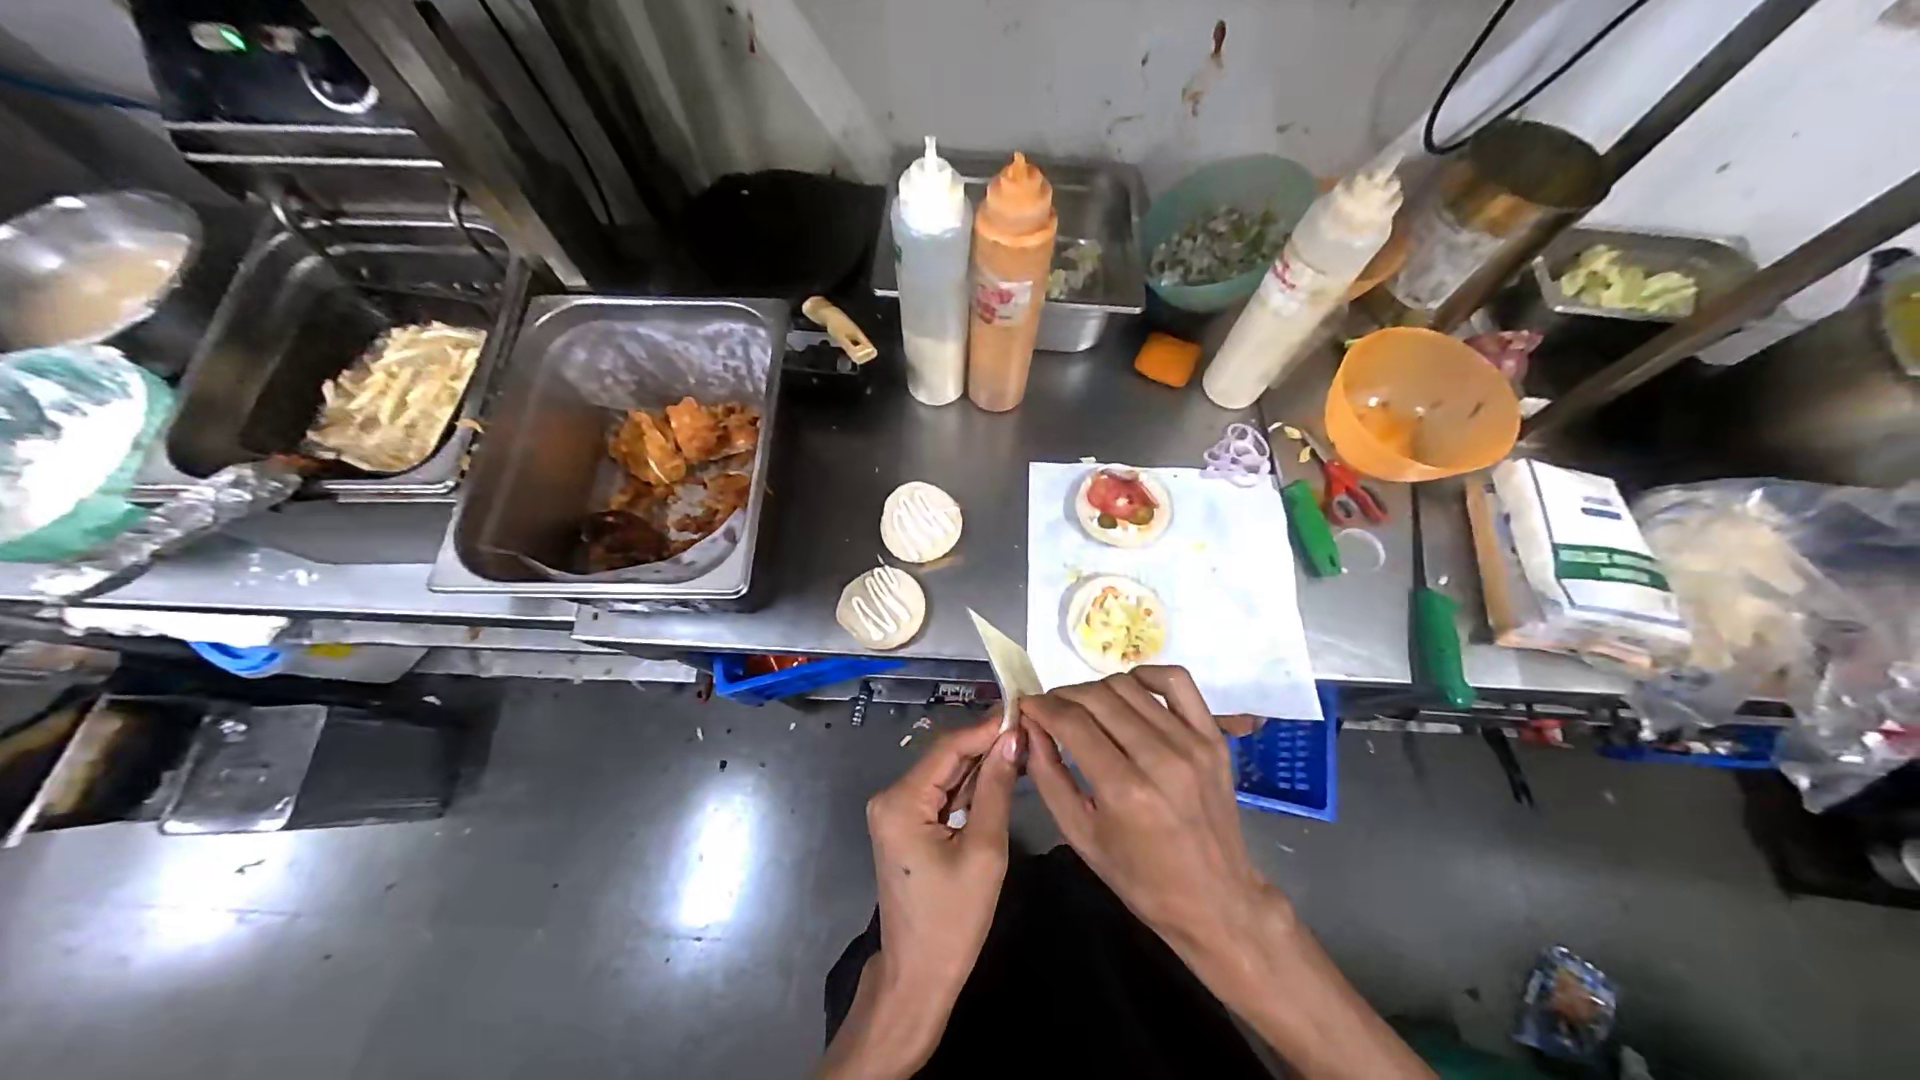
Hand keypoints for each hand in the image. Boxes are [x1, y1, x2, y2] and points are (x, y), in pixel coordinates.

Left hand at [818, 714, 1021, 1078]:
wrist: (919, 975)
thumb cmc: (953, 920)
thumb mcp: (985, 851)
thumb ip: (997, 789)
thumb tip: (1012, 739)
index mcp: (901, 801)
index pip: (949, 748)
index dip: (986, 729)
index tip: (1023, 714)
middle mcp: (891, 797)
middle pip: (945, 759)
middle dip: (987, 745)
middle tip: (1030, 730)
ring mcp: (896, 811)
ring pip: (946, 775)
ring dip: (982, 764)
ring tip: (1024, 747)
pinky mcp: (906, 825)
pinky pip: (942, 794)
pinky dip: (971, 787)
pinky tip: (1002, 774)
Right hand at [1021, 668, 1434, 1079]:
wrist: (1216, 899)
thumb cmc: (1141, 878)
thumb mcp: (1081, 837)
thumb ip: (1048, 776)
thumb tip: (1029, 728)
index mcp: (1125, 790)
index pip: (1071, 722)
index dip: (1041, 707)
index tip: (1026, 706)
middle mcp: (1160, 758)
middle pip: (1097, 698)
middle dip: (1063, 696)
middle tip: (1049, 708)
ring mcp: (1192, 743)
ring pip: (1130, 686)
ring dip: (1096, 688)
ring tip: (1083, 705)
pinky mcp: (1212, 738)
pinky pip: (1177, 682)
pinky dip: (1147, 674)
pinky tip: (1129, 687)